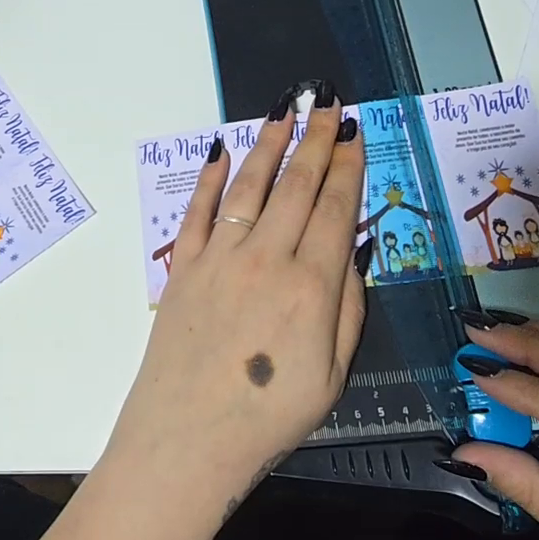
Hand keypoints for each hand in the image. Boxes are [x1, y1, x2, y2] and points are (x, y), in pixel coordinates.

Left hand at [104, 82, 367, 517]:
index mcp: (310, 286)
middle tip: (328, 101)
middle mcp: (266, 258)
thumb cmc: (267, 417)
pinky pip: (199, 211)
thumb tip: (353, 247)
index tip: (355, 132)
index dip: (347, 166)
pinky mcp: (183, 266)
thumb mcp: (333, 375)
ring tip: (284, 110)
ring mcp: (220, 257)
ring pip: (249, 186)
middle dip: (315, 139)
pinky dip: (211, 178)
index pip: (335, 208)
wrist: (186, 439)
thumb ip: (347, 306)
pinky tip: (220, 151)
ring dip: (269, 143)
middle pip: (296, 185)